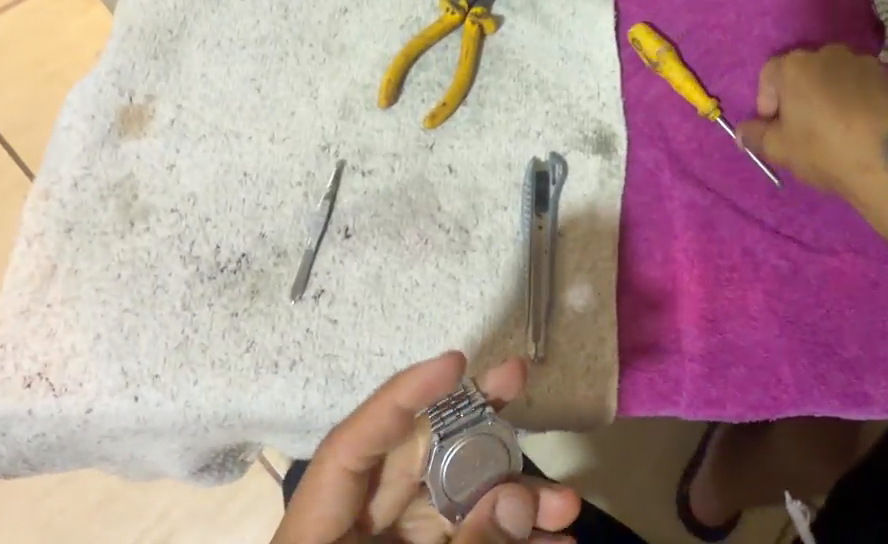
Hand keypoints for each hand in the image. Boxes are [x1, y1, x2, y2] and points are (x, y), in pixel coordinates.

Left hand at [273, 352, 580, 543]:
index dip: (403, 397)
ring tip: (568, 504)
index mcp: (319, 536)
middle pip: (415, 461)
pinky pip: (470, 543)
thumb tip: (525, 498)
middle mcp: (356, 534)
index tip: (456, 362)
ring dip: (513, 499)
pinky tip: (555, 543)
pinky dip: (511, 541)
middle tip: (520, 378)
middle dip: (477, 428)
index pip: (355, 446)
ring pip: (455, 506)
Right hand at [736, 45, 887, 212]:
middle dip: (797, 97)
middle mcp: (827, 54)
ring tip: (834, 129)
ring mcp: (862, 62)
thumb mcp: (781, 149)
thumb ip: (756, 136)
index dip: (767, 102)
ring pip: (833, 77)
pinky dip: (854, 99)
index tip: (774, 127)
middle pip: (802, 73)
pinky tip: (859, 126)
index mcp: (795, 65)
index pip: (769, 75)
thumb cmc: (825, 151)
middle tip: (803, 129)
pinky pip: (860, 85)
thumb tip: (742, 132)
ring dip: (827, 96)